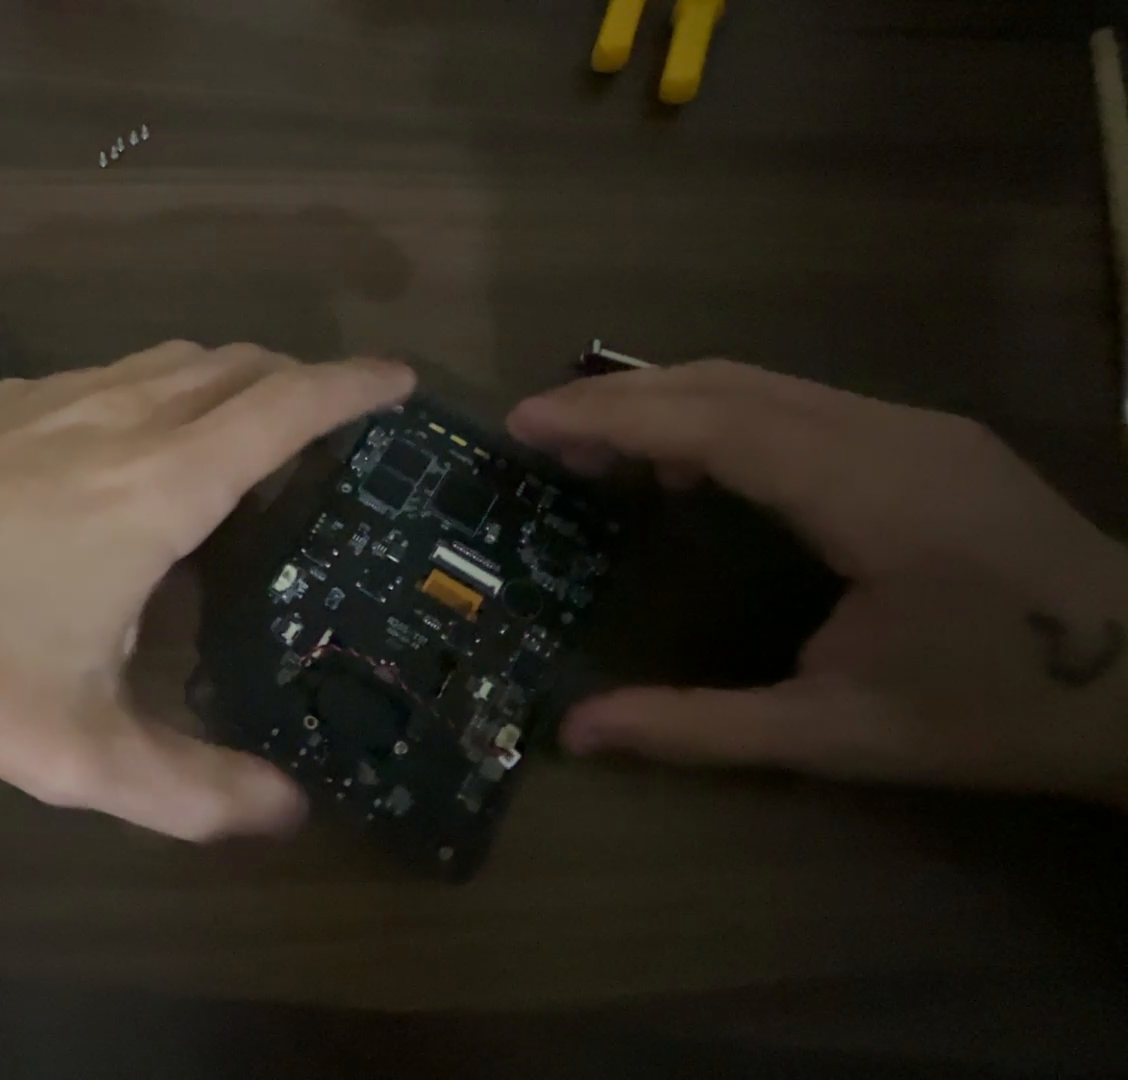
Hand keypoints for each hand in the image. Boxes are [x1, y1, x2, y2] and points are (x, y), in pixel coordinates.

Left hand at [0, 343, 413, 839]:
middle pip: (237, 367)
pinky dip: (159, 390)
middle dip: (298, 380)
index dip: (353, 385)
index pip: (285, 407)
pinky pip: (111, 375)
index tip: (400, 378)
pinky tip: (134, 447)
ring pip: (172, 361)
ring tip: (247, 432)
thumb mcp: (76, 751)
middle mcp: (116, 419)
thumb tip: (287, 814)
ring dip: (228, 381)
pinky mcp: (0, 398)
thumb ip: (191, 789)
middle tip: (330, 424)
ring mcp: (51, 397)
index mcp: (158, 487)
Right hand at [507, 360, 1127, 807]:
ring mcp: (907, 425)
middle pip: (720, 384)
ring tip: (581, 440)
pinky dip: (702, 414)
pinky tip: (673, 462)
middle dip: (612, 398)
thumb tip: (574, 731)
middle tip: (533, 429)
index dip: (608, 418)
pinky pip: (782, 400)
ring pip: (750, 381)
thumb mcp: (838, 736)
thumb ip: (697, 728)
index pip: (712, 425)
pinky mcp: (912, 434)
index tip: (524, 423)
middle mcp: (887, 434)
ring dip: (654, 400)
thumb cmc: (1004, 711)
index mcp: (870, 496)